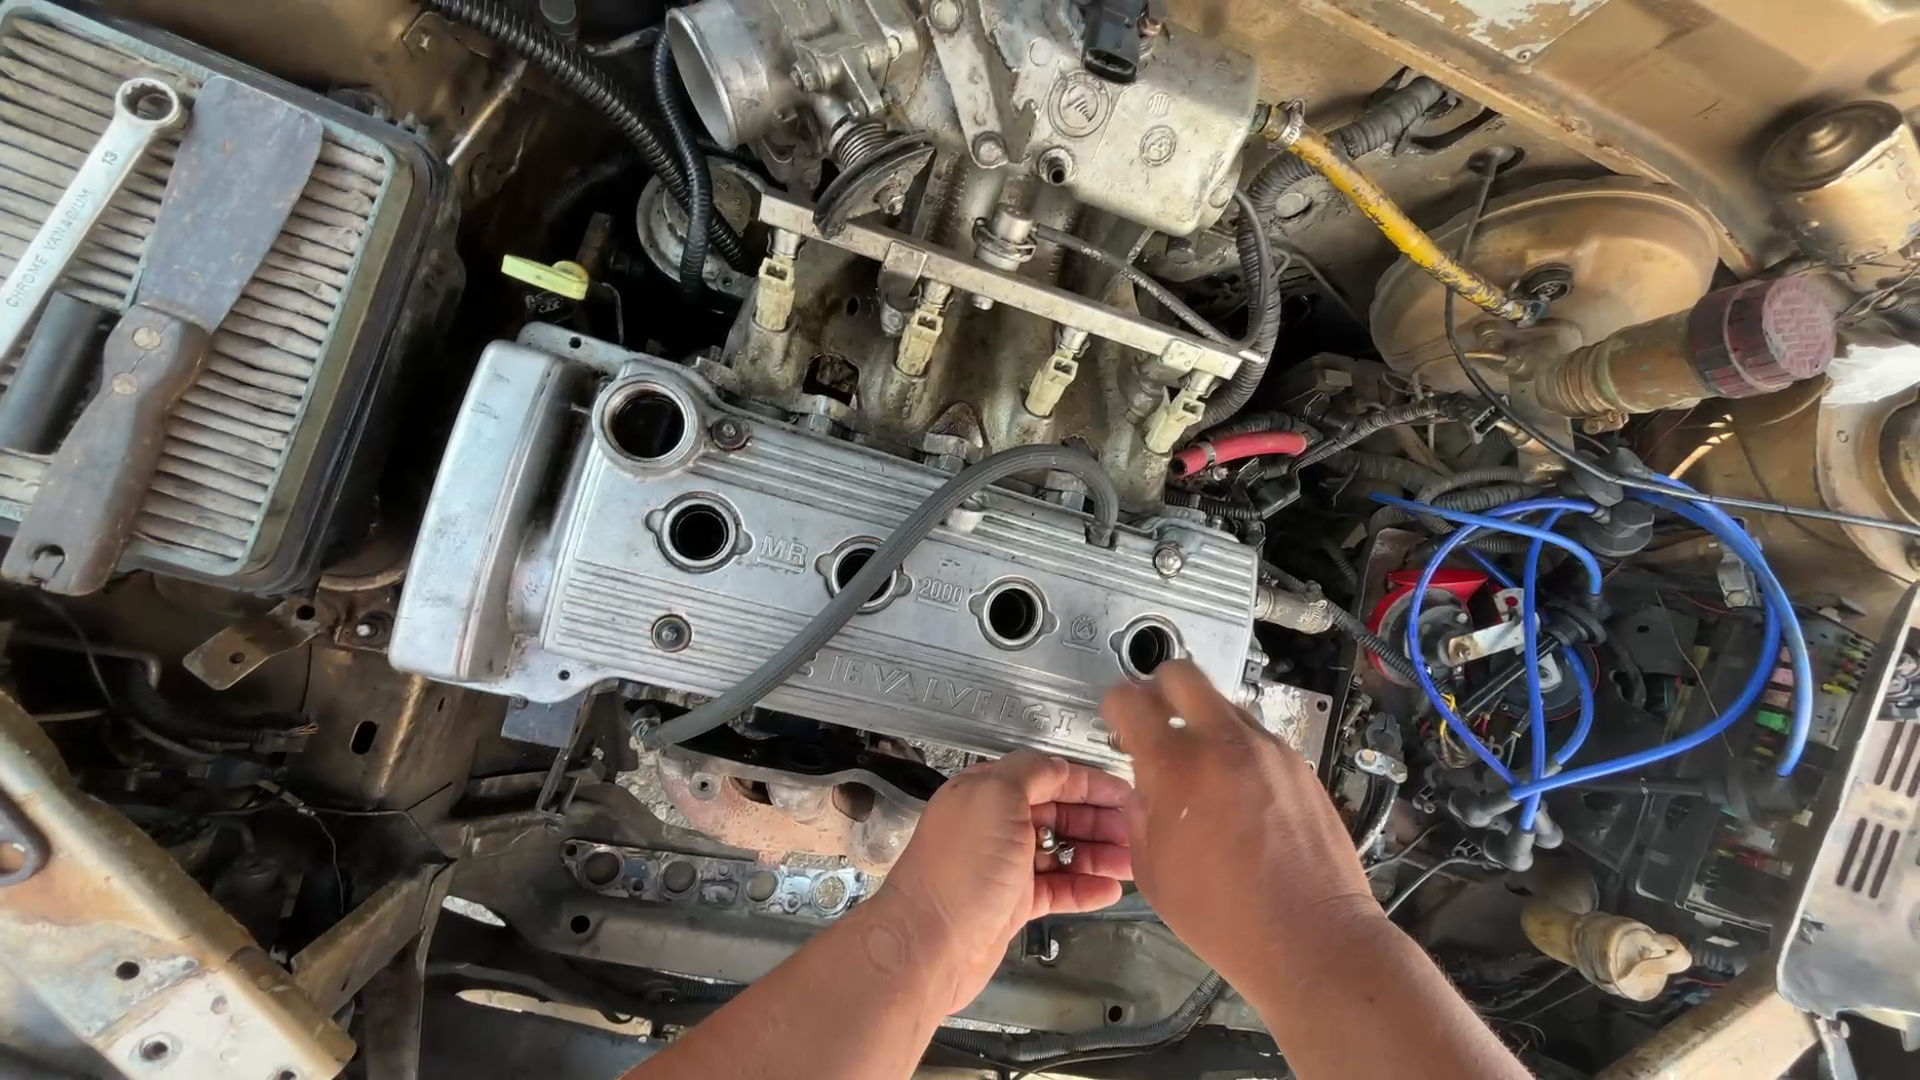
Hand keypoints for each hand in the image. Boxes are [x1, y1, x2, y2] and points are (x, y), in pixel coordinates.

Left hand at [874, 750, 1132, 1013]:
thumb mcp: (996, 797)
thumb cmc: (963, 866)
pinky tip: (1111, 890)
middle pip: (1058, 813)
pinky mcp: (1012, 903)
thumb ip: (1030, 772)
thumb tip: (1058, 765)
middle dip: (1099, 819)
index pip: (1048, 776)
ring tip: (1134, 861)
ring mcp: (1004, 864)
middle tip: (1138, 831)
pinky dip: (1083, 887)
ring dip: (1098, 854)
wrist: (928, 944)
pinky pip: (1056, 888)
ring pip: (1061, 851)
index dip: (1089, 783)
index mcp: (987, 790)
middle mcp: (996, 822)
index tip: (1127, 793)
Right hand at [1103, 660, 1377, 988]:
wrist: (1315, 941)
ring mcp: (1266, 750)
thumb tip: (1142, 789)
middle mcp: (1221, 744)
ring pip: (1222, 702)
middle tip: (1154, 716)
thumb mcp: (1152, 871)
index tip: (1115, 716)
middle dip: (1158, 687)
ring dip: (1201, 718)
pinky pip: (1256, 735)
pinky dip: (1236, 747)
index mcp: (1174, 767)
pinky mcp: (1299, 765)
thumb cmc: (1224, 917)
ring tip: (1200, 761)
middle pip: (1181, 673)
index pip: (1130, 699)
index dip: (1114, 702)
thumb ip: (1138, 815)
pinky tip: (1238, 789)